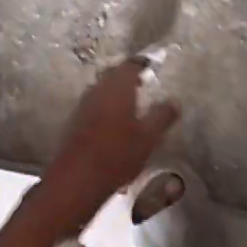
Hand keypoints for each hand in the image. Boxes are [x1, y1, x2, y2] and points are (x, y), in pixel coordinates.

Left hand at [41, 57, 180, 200]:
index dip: (142, 64)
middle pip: (112, 75)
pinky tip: (113, 124)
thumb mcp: (149, 136)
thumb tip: (174, 101)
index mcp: (117, 87)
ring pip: (100, 91)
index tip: (151, 67)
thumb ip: (163, 116)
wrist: (75, 183)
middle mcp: (97, 91)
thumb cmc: (117, 154)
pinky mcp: (72, 125)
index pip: (130, 65)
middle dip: (127, 77)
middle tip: (143, 84)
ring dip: (114, 93)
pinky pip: (92, 107)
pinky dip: (104, 108)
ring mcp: (81, 107)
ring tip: (130, 105)